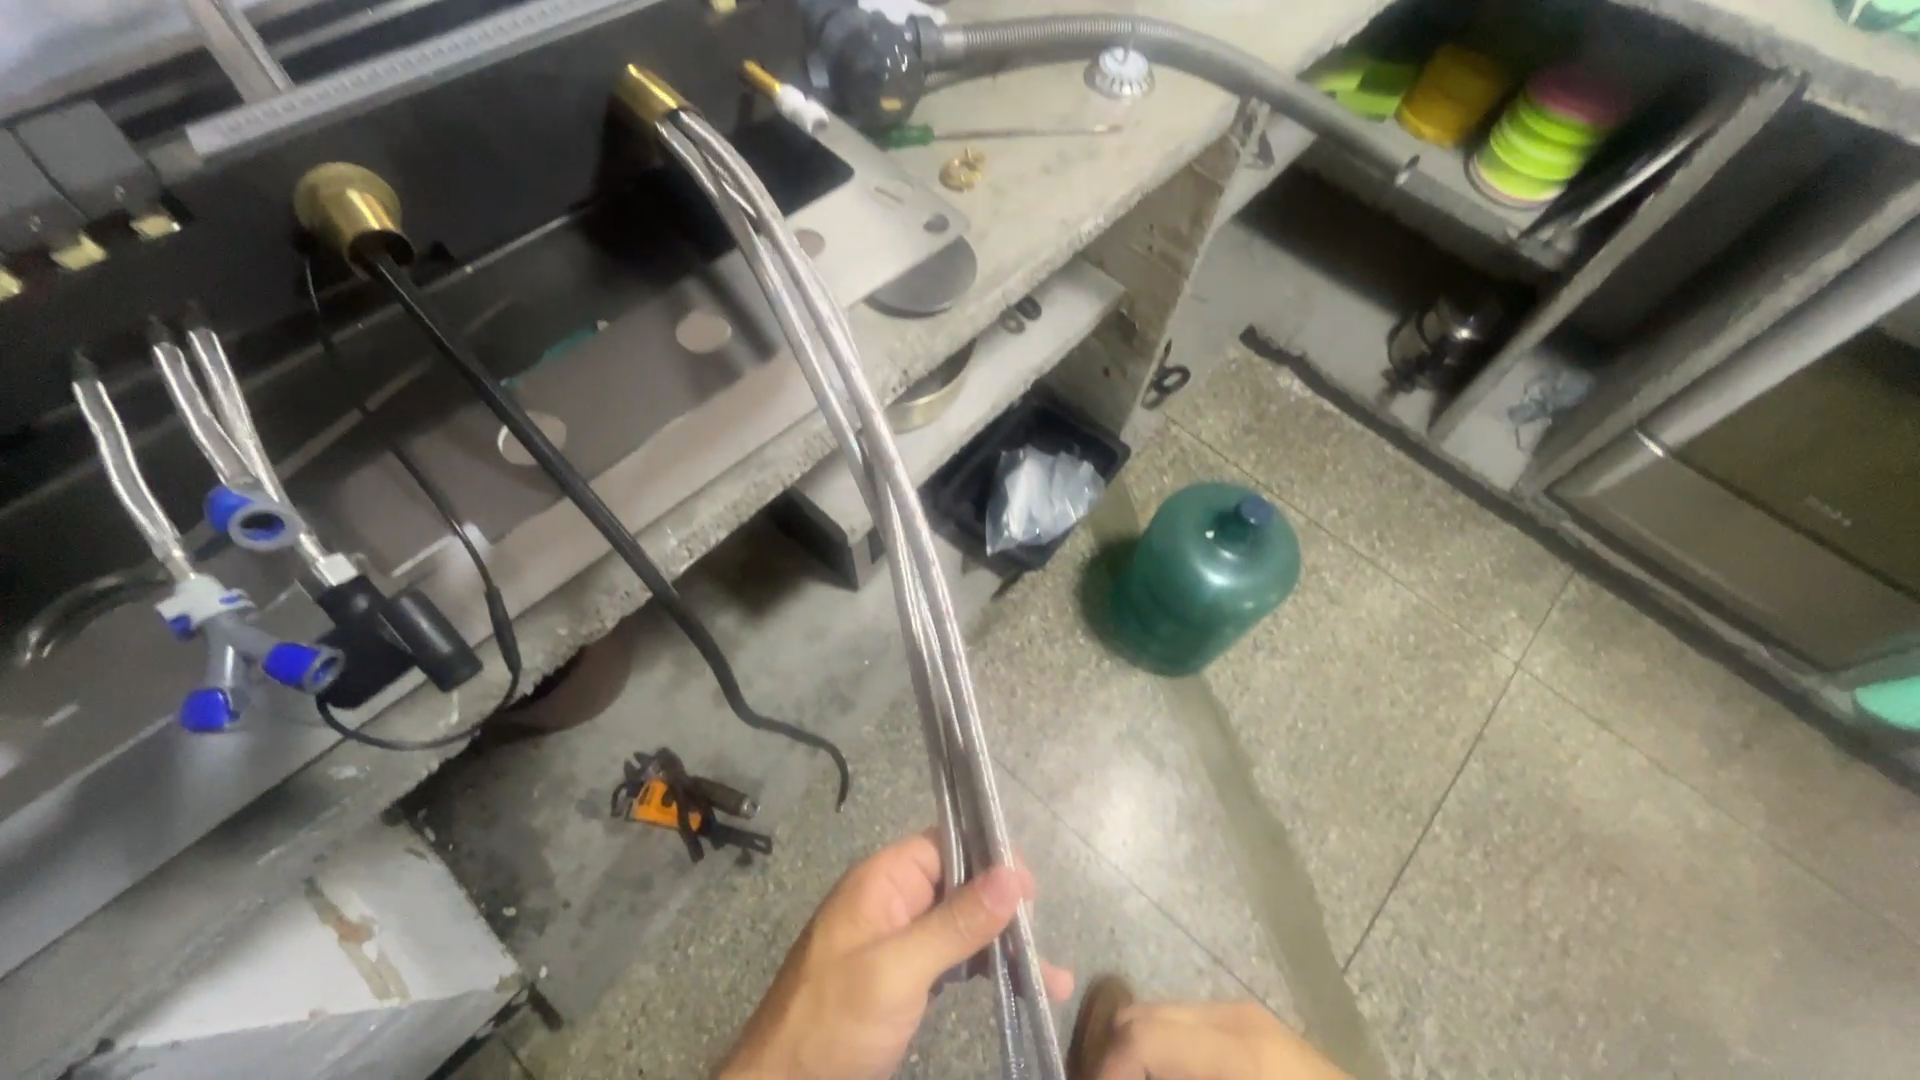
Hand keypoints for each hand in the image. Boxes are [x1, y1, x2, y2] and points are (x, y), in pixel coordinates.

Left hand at [718, 829, 1073, 1078]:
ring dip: (1004, 945)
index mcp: (882, 881)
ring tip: (1050, 979)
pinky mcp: (903, 974)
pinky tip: (1021, 987)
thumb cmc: (835, 1020)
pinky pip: (952, 957)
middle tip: (1041, 947)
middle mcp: (892, 899)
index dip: (989, 860)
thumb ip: (956, 923)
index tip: (1031, 894)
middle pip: (960, 884)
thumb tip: (1014, 874)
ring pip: (961, 924)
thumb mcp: (898, 970)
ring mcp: (897, 938)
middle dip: (1004, 909)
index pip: (945, 845)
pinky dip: (985, 969)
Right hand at [1098, 1002, 1349, 1079]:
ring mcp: (1243, 1014)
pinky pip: (1186, 1025)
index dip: (1106, 1067)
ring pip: (1160, 1015)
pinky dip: (1165, 1051)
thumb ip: (1171, 1077)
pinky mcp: (1251, 1025)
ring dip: (1139, 1053)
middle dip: (1114, 1056)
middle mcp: (1232, 1015)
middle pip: (1141, 1015)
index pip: (1141, 1035)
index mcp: (1234, 1046)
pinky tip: (1170, 1076)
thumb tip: (1117, 1074)